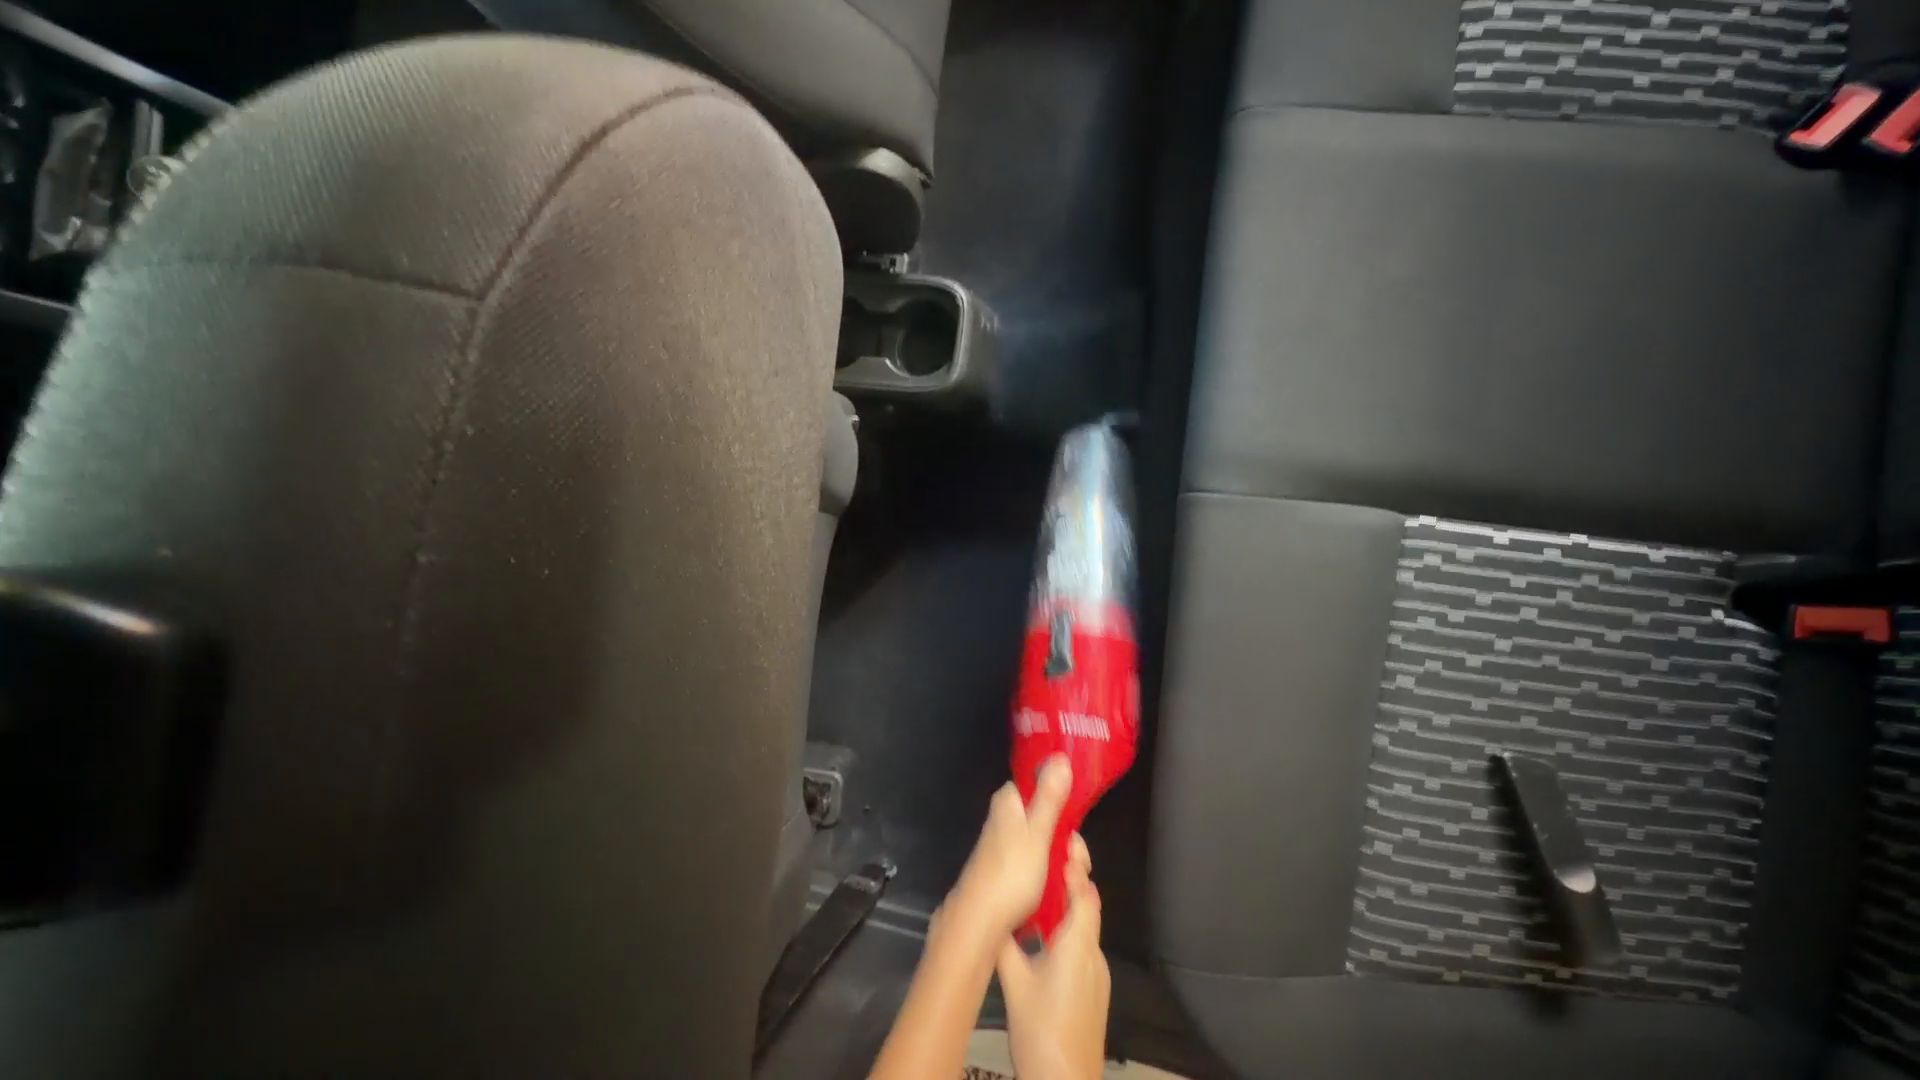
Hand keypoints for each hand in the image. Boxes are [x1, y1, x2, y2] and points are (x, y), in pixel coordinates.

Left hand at [945, 756, 1071, 937]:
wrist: (979, 921)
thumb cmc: (1010, 874)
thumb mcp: (1037, 833)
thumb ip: (1049, 797)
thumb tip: (1060, 756)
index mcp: (1008, 802)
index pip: (1037, 784)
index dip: (1061, 798)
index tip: (1076, 823)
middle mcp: (1003, 818)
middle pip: (1045, 816)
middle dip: (1065, 837)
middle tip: (1076, 861)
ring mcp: (1004, 845)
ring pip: (1044, 841)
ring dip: (1060, 858)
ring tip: (1069, 878)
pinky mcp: (1006, 868)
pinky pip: (1036, 861)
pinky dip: (1048, 871)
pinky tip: (1055, 888)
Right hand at [997, 835, 1109, 1079]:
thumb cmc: (1040, 1030)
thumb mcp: (1013, 984)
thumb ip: (1004, 945)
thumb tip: (993, 916)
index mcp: (1076, 945)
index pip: (1082, 893)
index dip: (1074, 864)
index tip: (1063, 837)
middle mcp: (1092, 955)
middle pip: (1088, 906)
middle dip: (1074, 877)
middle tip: (1058, 848)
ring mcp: (1097, 975)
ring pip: (1086, 927)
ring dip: (1071, 903)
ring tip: (1046, 882)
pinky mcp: (1093, 991)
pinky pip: (1083, 947)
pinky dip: (1070, 928)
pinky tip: (1047, 932)